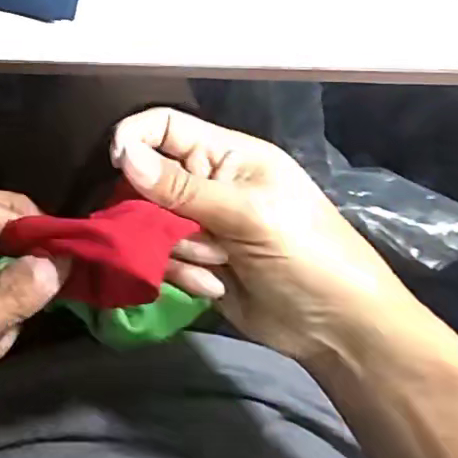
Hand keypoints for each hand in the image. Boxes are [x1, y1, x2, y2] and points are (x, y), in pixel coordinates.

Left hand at [0, 190, 67, 457]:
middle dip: (24, 233)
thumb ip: (10, 293)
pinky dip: (21, 299)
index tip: (51, 234)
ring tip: (56, 278)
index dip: (12, 212)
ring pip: (1, 257)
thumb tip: (58, 260)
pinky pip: (5, 290)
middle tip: (60, 248)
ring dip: (27, 267)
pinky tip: (23, 323)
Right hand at [111, 107, 422, 363]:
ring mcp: (201, 224)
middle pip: (148, 180)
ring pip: (151, 225)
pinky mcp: (196, 261)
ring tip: (217, 266)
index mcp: (228, 155)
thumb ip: (183, 188)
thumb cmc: (308, 255)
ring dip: (177, 249)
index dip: (136, 138)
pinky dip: (183, 274)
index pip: (166, 126)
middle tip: (185, 234)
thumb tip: (125, 156)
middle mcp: (209, 183)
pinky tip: (216, 287)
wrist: (339, 331)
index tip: (118, 167)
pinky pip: (162, 258)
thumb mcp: (248, 215)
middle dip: (157, 212)